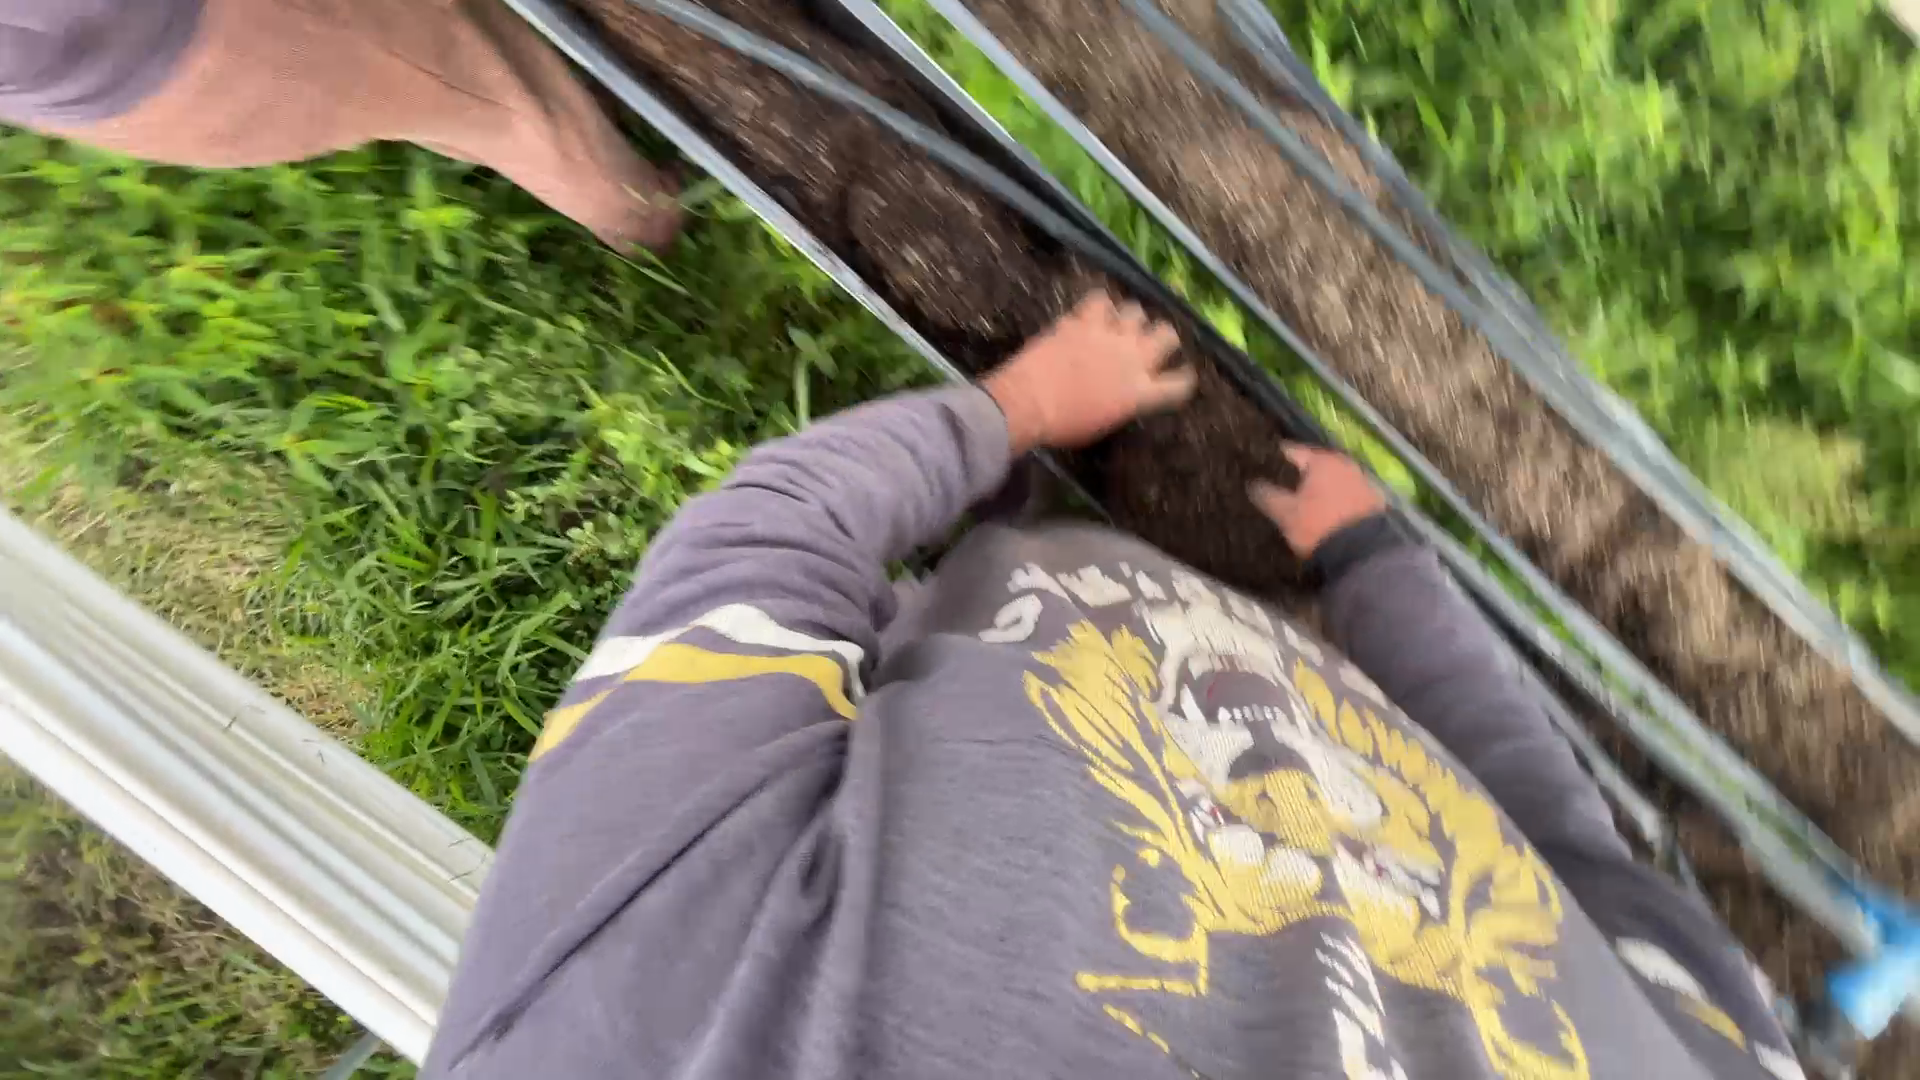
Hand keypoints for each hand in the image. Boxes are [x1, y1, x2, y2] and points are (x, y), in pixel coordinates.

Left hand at [982, 291, 1195, 453]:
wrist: (1029, 404)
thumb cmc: (1060, 427)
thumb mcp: (1100, 425)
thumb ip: (1119, 405)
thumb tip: (1120, 395)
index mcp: (1140, 395)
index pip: (1179, 384)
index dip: (1183, 378)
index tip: (1182, 375)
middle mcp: (1133, 360)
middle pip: (1168, 336)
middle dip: (1164, 336)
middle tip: (1151, 341)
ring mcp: (1109, 336)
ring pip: (1137, 311)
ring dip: (1130, 318)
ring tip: (1118, 324)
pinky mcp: (1084, 321)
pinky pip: (1100, 299)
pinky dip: (1098, 305)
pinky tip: (1091, 312)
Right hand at [1249, 443, 1385, 557]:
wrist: (1364, 551)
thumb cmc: (1318, 525)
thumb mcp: (1284, 513)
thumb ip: (1266, 494)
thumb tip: (1251, 483)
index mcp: (1320, 460)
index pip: (1289, 450)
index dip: (1270, 458)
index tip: (1256, 466)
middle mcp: (1343, 462)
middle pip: (1311, 462)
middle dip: (1294, 472)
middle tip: (1275, 483)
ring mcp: (1361, 478)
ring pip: (1329, 476)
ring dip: (1314, 484)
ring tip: (1297, 497)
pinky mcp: (1372, 497)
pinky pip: (1343, 490)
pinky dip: (1331, 495)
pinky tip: (1321, 508)